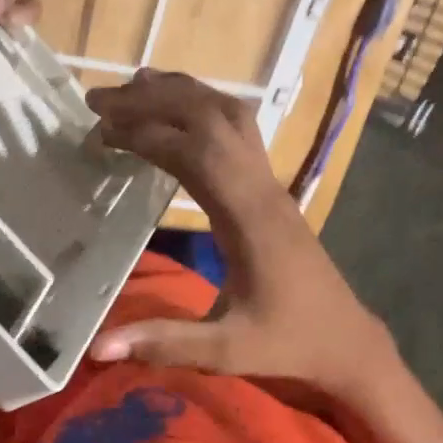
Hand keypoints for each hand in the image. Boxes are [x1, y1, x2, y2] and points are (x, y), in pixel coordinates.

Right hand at [85, 70, 397, 409]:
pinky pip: (238, 133)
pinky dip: (202, 111)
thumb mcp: (223, 352)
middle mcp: (262, 189)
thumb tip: (97, 349)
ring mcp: (271, 186)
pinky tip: (177, 115)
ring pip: (230, 115)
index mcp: (249, 219)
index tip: (102, 132)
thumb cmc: (286, 345)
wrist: (345, 343)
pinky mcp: (271, 193)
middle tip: (99, 102)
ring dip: (181, 95)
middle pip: (213, 118)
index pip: (197, 154)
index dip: (148, 134)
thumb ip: (163, 343)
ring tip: (131, 89)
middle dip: (155, 100)